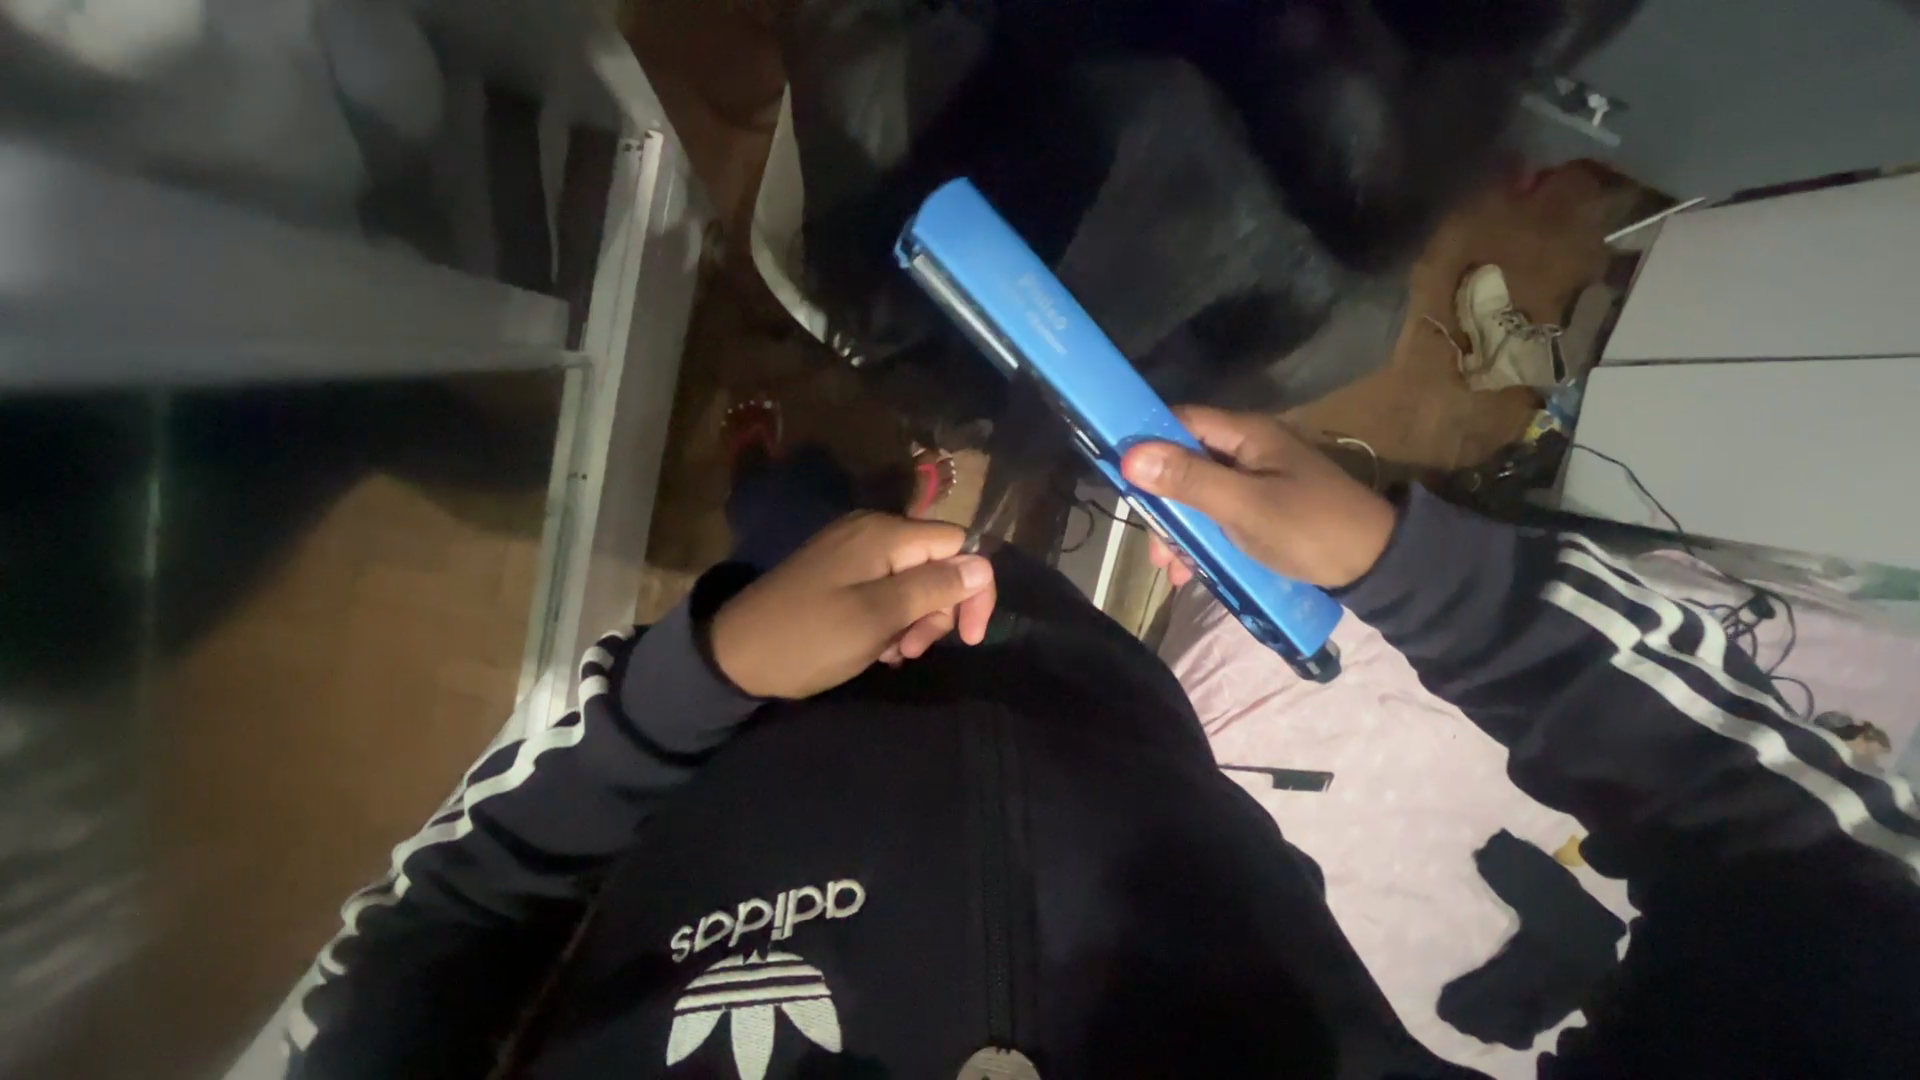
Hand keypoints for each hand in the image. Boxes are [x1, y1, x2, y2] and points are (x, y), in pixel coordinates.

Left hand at [709, 512, 996, 698]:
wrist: (734, 656)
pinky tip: (875, 646)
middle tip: (912, 650)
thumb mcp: (878, 617)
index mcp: (884, 534)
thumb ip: (933, 588)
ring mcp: (851, 550)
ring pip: (912, 579)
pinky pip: (884, 587)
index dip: (973, 588)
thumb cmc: (810, 638)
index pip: (958, 544)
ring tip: (890, 654)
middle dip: (937, 610)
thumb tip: (983, 566)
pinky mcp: (837, 571)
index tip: (970, 637)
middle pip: (936, 563)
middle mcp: (871, 531)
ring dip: (913, 620)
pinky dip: (889, 617)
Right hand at [1119, 406, 1395, 589]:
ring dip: (1177, 530)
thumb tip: (1129, 456)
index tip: (1116, 474)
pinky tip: (1188, 572)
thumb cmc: (1310, 528)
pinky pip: (1212, 517)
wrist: (1376, 567)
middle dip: (1160, 502)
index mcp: (1244, 435)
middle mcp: (1244, 450)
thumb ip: (1189, 480)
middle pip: (1181, 462)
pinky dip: (1197, 541)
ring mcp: (1251, 481)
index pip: (1179, 421)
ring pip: (1194, 495)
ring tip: (1170, 569)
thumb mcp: (1245, 506)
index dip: (1145, 441)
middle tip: (1151, 541)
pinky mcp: (1256, 509)